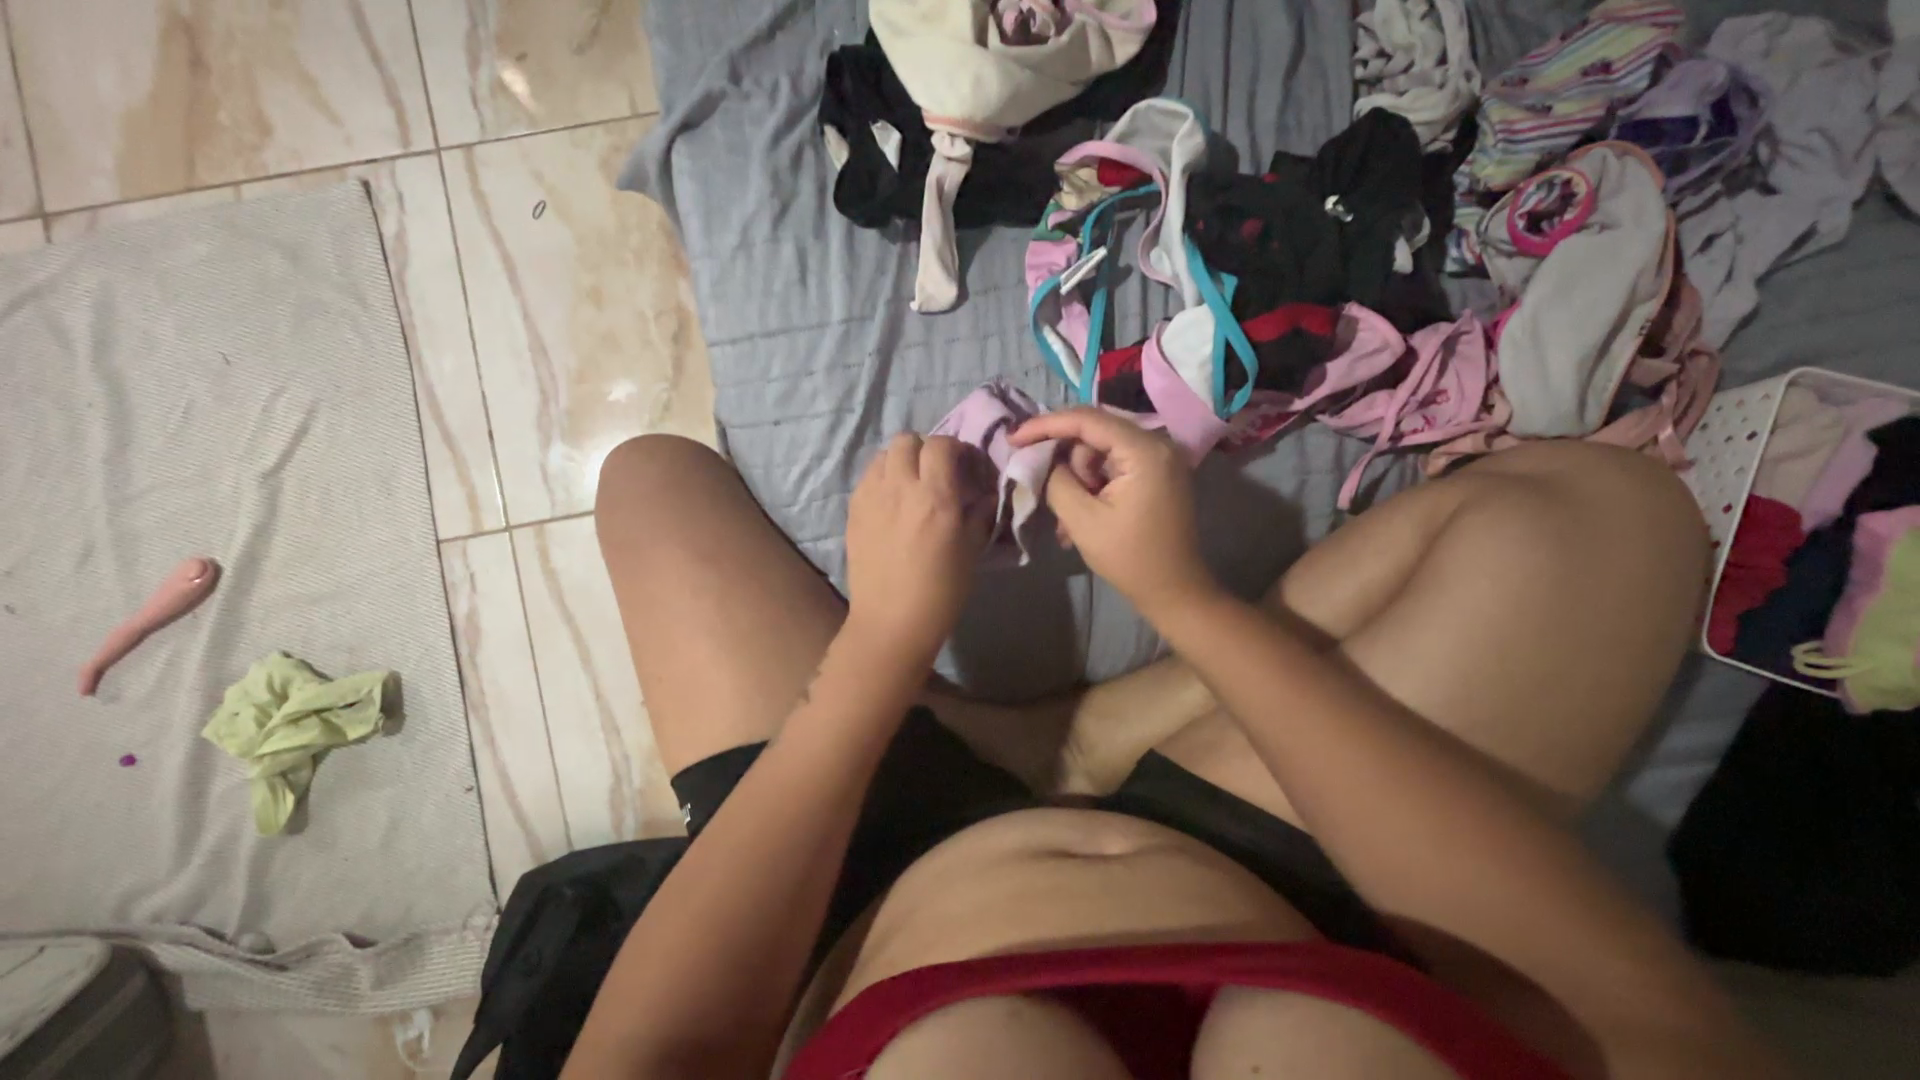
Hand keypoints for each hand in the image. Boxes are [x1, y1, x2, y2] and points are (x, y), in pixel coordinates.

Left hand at [844, 434, 994, 660]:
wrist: (892, 621)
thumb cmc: (941, 590)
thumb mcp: (972, 549)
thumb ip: (979, 512)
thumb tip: (983, 492)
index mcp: (935, 496)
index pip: (943, 445)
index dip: (959, 450)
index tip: (968, 468)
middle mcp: (899, 487)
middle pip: (908, 440)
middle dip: (927, 450)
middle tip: (938, 473)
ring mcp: (871, 496)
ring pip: (884, 454)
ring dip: (902, 461)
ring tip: (912, 484)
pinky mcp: (853, 510)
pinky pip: (868, 477)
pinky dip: (883, 479)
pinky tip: (892, 502)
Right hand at [1010, 408, 1217, 617]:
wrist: (1174, 591)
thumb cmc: (1130, 558)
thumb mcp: (1082, 520)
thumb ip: (1056, 480)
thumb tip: (1041, 459)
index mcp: (1144, 450)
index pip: (1087, 420)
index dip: (1045, 425)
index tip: (1013, 438)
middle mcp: (1158, 444)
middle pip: (1095, 433)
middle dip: (1066, 461)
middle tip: (1048, 491)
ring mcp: (1161, 458)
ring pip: (1101, 450)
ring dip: (1079, 478)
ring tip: (1068, 519)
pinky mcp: (1158, 473)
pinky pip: (1115, 465)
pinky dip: (1094, 484)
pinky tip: (1082, 514)